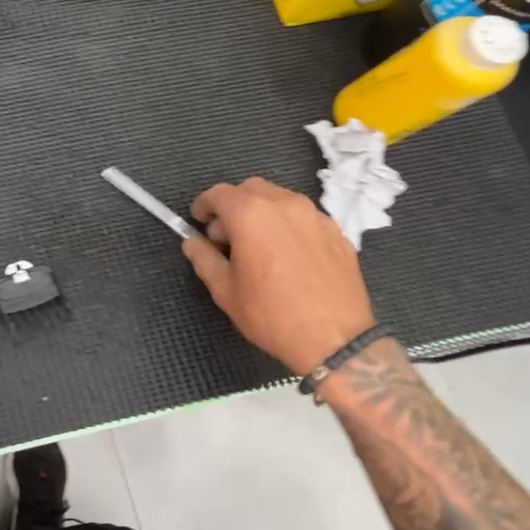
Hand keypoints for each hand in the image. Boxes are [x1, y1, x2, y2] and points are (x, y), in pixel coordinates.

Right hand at [182, 179, 375, 374]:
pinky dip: (287, 225)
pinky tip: (287, 255)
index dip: (203, 205)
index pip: (219, 194)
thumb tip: (192, 243)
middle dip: (233, 206)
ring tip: (258, 245)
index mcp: (251, 215)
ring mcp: (315, 215)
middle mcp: (285, 204)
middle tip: (226, 238)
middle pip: (250, 189)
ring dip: (261, 212)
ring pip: (279, 199)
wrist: (335, 339)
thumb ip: (204, 259)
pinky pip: (303, 216)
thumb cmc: (271, 314)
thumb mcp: (225, 291)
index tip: (198, 222)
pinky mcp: (337, 231)